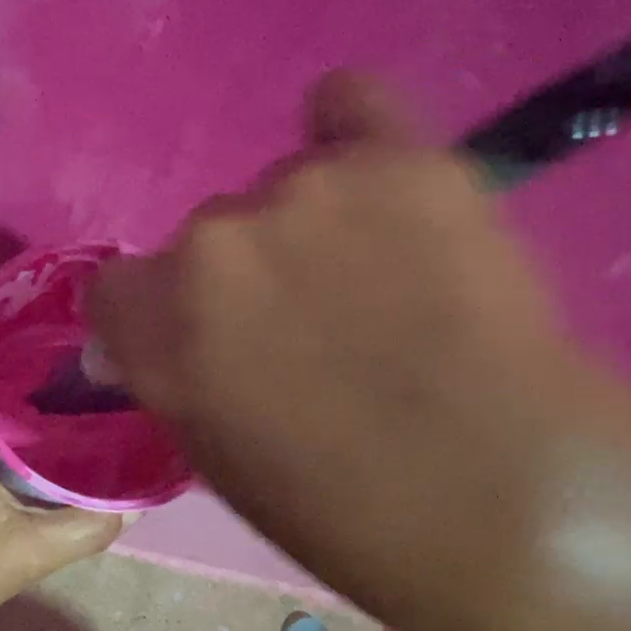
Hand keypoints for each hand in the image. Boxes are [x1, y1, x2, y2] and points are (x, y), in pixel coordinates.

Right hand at [88, 71, 630, 630]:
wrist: (514, 506)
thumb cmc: (355, 522)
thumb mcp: (224, 467)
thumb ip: (178, 384)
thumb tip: (149, 347)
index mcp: (160, 331)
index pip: (115, 291)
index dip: (153, 322)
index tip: (200, 350)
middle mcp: (213, 244)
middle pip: (204, 241)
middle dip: (243, 284)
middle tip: (313, 332)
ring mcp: (307, 192)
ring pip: (280, 193)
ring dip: (310, 234)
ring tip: (384, 288)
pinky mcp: (404, 160)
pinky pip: (349, 107)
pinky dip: (352, 137)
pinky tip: (378, 182)